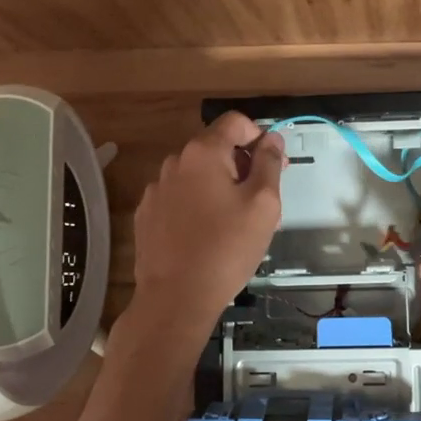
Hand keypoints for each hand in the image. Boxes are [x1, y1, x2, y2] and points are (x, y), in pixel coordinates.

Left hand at [132, 112, 284, 339]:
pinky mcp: (146, 215)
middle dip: (241, 164)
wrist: (176, 298)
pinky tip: (206, 235)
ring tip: (234, 222)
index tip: (274, 166)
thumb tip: (271, 138)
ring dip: (218, 186)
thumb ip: (269, 163)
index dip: (259, 137)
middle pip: (215, 148)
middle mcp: (174, 162)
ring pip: (196, 175)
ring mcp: (156, 189)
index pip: (235, 122)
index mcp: (203, 153)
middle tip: (261, 200)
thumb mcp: (263, 204)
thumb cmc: (227, 249)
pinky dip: (196, 206)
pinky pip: (179, 198)